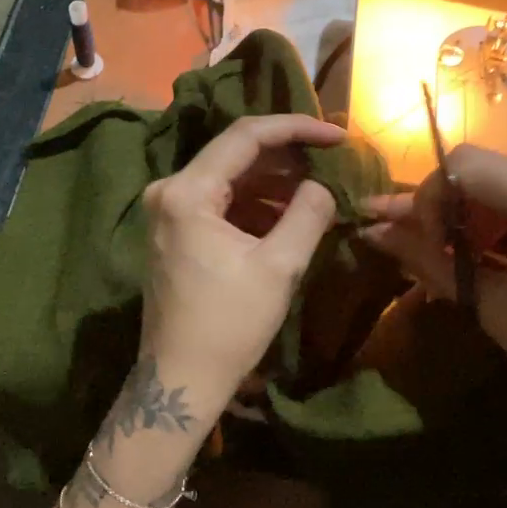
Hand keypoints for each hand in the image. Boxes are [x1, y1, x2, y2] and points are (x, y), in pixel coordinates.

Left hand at [140, 114, 343, 397]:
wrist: (181, 378)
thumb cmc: (229, 325)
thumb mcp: (279, 267)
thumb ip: (307, 214)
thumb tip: (323, 185)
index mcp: (186, 192)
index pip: (245, 136)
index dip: (295, 129)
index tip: (338, 136)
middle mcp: (169, 191)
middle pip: (234, 153)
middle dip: (287, 156)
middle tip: (334, 160)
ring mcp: (168, 211)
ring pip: (229, 178)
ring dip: (273, 182)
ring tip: (320, 189)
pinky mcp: (175, 231)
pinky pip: (219, 202)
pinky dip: (254, 204)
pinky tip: (290, 214)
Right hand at [361, 145, 506, 473]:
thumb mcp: (494, 307)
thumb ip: (429, 259)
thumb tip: (372, 230)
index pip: (470, 165)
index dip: (429, 195)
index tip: (420, 240)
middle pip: (496, 175)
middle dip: (454, 212)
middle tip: (430, 253)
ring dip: (486, 219)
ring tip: (474, 265)